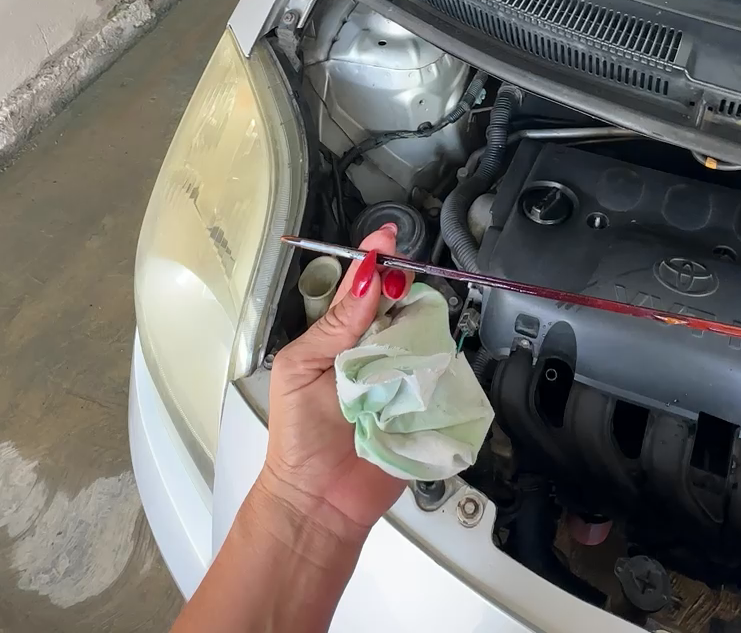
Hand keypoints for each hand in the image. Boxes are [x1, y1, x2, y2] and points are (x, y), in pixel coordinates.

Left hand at [255, 223, 407, 544]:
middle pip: (401, 300)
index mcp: (342, 333)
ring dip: (421, 325)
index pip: (364, 284)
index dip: (377, 256)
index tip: (388, 238)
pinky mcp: (426, 401)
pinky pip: (441, 371)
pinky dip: (438, 364)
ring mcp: (403, 372)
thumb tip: (366, 276)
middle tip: (402, 287)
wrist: (319, 502)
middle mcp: (376, 346)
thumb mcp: (302, 368)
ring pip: (425, 331)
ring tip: (408, 337)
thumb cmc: (299, 435)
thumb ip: (335, 324)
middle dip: (405, 287)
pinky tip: (428, 366)